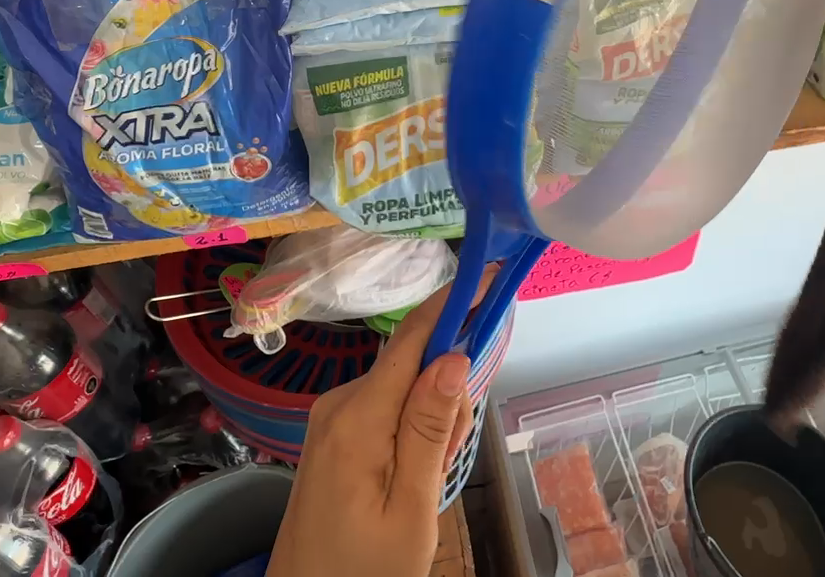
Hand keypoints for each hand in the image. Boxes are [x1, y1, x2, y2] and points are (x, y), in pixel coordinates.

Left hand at [267, 279, 477, 576]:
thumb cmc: (363, 572)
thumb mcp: (410, 510)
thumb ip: (430, 430)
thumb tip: (453, 354)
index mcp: (358, 417)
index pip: (413, 338)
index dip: (454, 303)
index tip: (491, 276)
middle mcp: (340, 401)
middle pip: (415, 363)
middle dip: (446, 396)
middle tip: (449, 460)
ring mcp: (334, 416)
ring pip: (405, 386)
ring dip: (431, 419)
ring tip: (427, 481)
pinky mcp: (335, 432)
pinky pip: (388, 406)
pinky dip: (412, 428)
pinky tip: (411, 474)